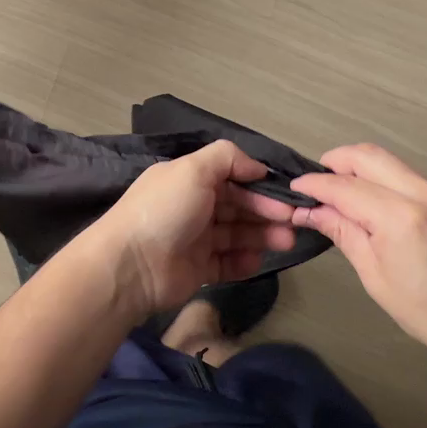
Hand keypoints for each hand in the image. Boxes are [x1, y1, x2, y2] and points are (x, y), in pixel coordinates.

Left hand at [67, 140, 296, 317]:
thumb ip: (227, 158)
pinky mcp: (198, 268)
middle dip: (266, 212)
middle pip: (237, 205)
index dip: (258, 185)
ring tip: (287, 241)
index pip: (231, 177)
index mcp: (189, 178)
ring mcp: (196, 238)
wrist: (132, 265)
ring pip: (237, 234)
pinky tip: (258, 259)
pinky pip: (228, 263)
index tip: (287, 194)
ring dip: (262, 236)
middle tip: (295, 222)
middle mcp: (193, 205)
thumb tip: (257, 166)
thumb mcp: (193, 169)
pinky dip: (244, 261)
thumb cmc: (164, 210)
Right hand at [282, 144, 426, 385]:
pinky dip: (385, 180)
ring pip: (390, 162)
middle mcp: (425, 193)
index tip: (294, 189)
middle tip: (318, 185)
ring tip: (344, 195)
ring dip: (361, 169)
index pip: (344, 185)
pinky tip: (377, 205)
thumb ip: (344, 233)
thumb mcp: (376, 278)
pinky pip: (410, 176)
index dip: (315, 184)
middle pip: (367, 155)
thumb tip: (311, 209)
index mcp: (402, 218)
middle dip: (336, 162)